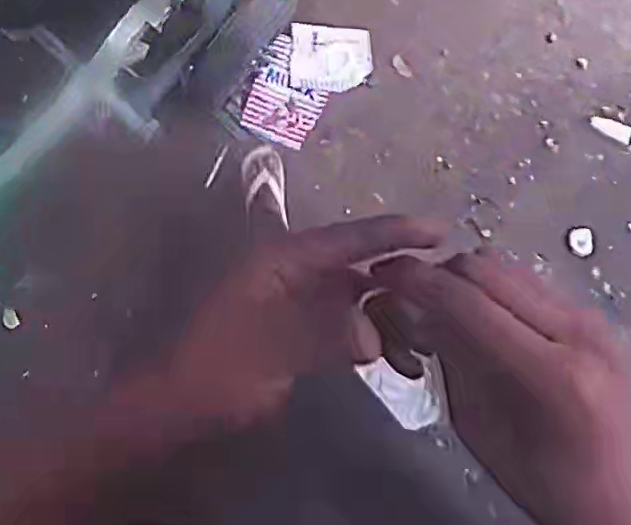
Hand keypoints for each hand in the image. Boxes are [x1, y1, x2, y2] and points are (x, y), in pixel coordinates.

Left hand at [159, 215, 444, 430]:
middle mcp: (287, 268)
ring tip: (422, 345)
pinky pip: (341, 318)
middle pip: (352, 263)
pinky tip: (395, 359)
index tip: (437, 231)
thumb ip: (323, 334)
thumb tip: (373, 330)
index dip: (390, 233)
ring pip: (350, 293)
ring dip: (385, 313)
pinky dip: (368, 332)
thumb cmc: (221, 368)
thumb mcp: (272, 350)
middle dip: (397, 277)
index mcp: (278, 260)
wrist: (184, 399)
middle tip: (446, 295)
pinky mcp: (294, 322)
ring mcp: (291, 295)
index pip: (343, 240)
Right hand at [373, 251, 630, 524]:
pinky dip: (488, 285)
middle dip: (433, 273)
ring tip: (441, 304)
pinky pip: (523, 279)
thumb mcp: (476, 424)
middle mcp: (579, 336)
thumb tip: (410, 303)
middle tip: (403, 288)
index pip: (463, 299)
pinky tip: (478, 312)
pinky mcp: (592, 318)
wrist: (616, 507)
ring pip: (500, 265)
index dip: (413, 279)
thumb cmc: (542, 482)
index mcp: (553, 375)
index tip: (381, 273)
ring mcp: (591, 323)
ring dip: (460, 277)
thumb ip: (447, 354)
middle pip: (480, 268)